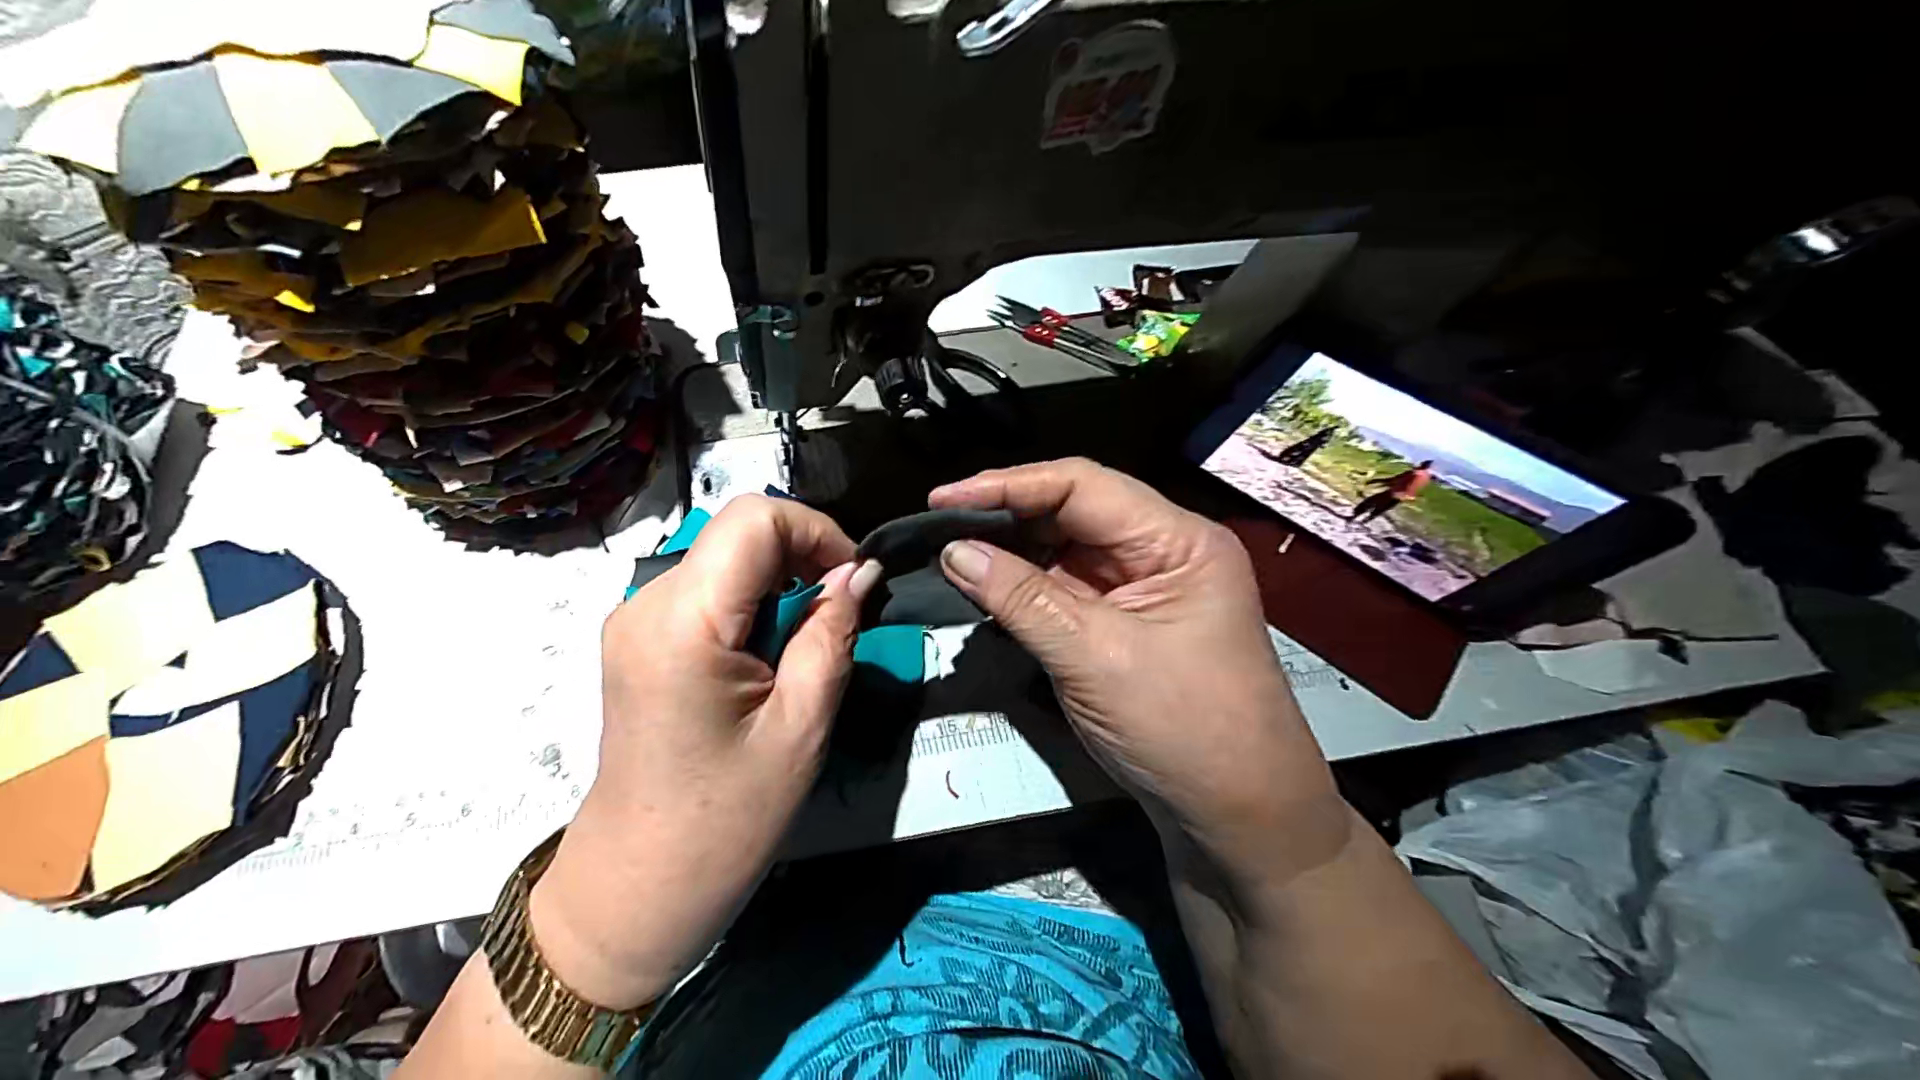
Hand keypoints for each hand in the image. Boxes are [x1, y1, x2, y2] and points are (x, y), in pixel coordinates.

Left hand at [529, 496, 880, 1009]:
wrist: (636, 888)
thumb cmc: (725, 820)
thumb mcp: (802, 726)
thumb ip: (832, 633)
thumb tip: (861, 571)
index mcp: (682, 622)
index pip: (755, 518)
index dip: (817, 531)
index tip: (854, 582)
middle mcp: (646, 603)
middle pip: (740, 532)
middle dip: (804, 555)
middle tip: (841, 615)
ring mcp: (636, 619)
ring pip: (727, 557)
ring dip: (782, 582)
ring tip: (809, 642)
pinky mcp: (642, 638)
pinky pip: (710, 589)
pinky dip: (755, 603)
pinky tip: (771, 654)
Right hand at [930, 459, 1347, 879]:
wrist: (1237, 820)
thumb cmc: (1184, 730)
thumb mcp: (1096, 658)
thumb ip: (1022, 598)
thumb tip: (952, 550)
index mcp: (1177, 540)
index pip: (1082, 485)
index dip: (1008, 485)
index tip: (942, 498)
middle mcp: (1160, 551)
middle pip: (1072, 511)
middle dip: (1005, 516)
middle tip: (936, 525)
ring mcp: (1141, 589)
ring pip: (1063, 551)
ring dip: (1010, 552)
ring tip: (949, 552)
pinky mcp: (1122, 624)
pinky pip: (1064, 590)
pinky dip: (1024, 588)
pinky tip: (984, 587)